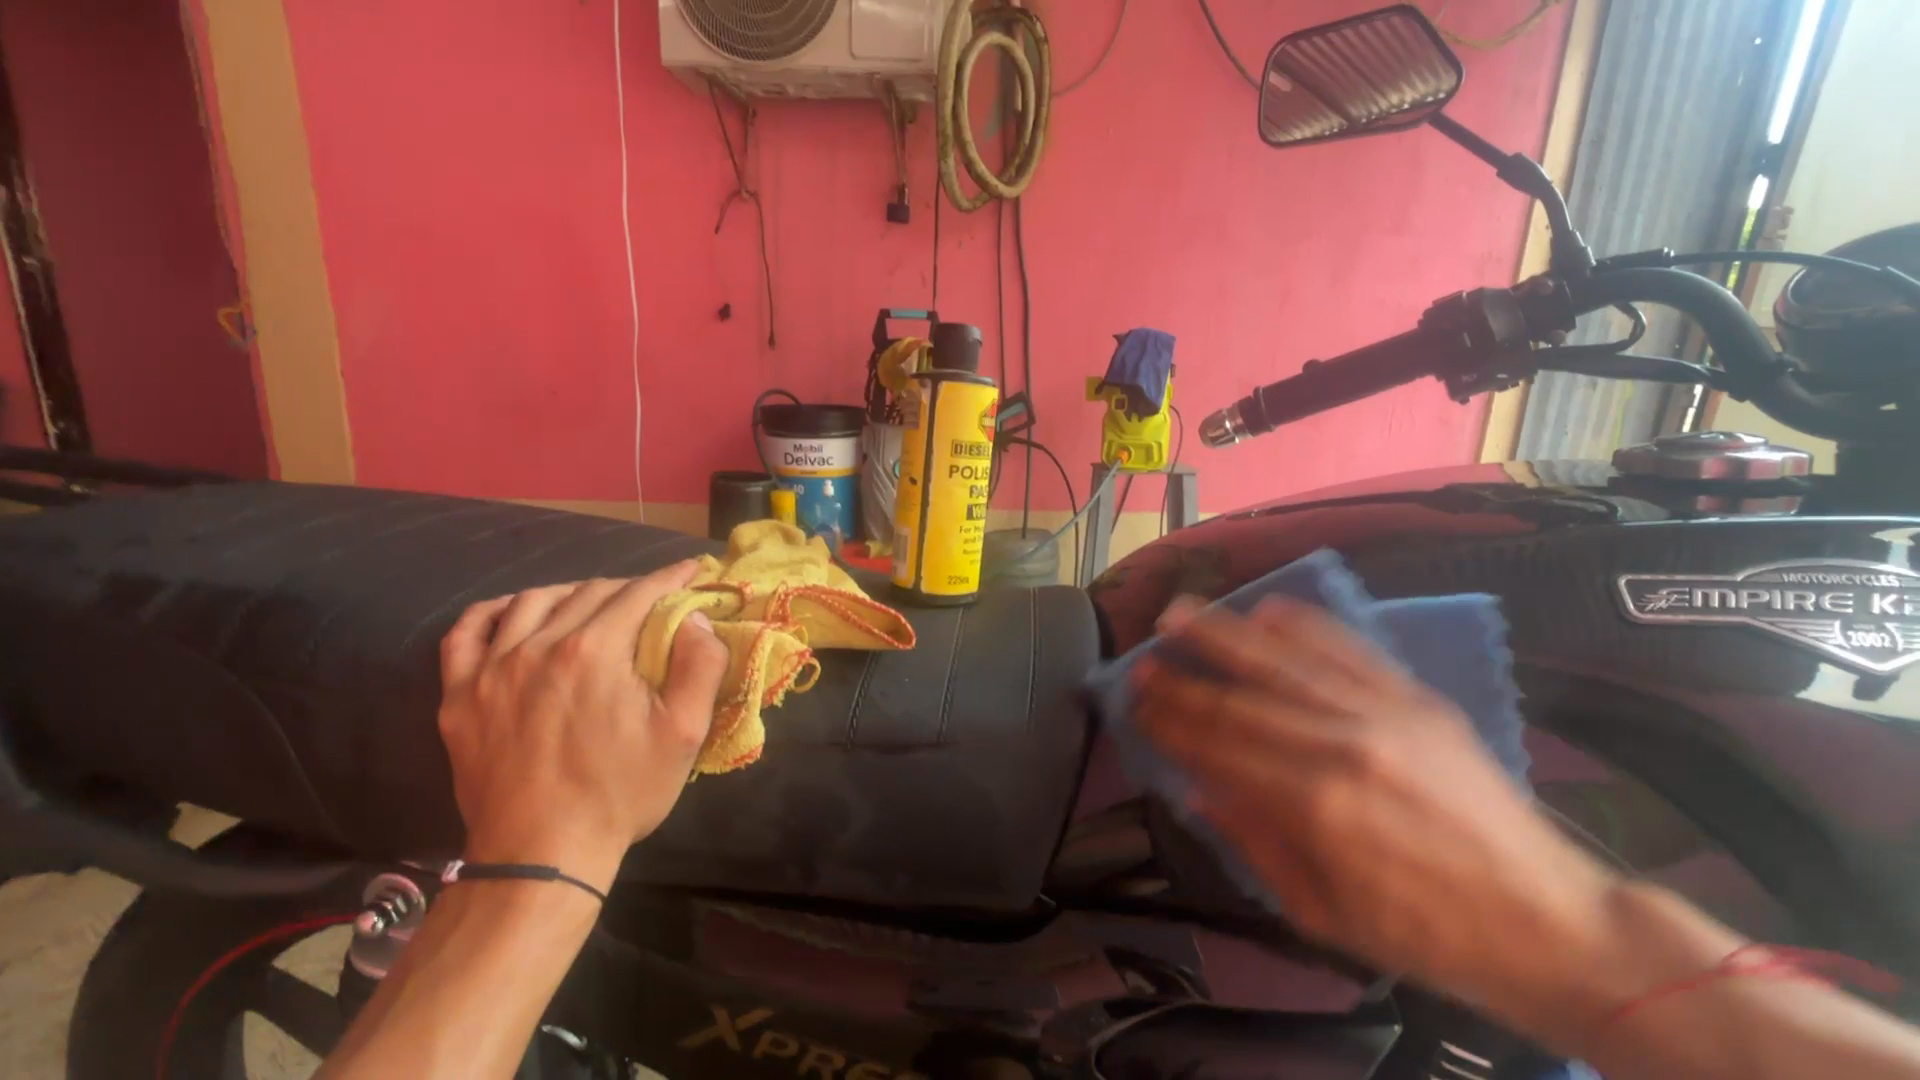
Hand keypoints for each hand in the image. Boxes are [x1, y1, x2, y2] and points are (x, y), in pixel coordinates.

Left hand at [437, 561, 727, 890]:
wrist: (541, 853)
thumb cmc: (620, 793)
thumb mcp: (684, 734)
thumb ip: (700, 666)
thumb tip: (696, 618)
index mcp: (595, 651)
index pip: (637, 593)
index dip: (668, 578)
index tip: (689, 571)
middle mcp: (538, 646)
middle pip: (587, 592)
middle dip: (626, 586)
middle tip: (650, 598)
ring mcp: (491, 669)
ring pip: (530, 601)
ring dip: (568, 592)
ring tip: (590, 604)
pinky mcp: (459, 696)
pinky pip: (466, 633)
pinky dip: (493, 613)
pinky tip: (512, 614)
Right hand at [1135, 596, 1618, 993]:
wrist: (1547, 923)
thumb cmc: (1423, 935)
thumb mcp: (1321, 913)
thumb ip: (1254, 844)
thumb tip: (1199, 791)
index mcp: (1313, 805)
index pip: (1219, 748)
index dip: (1171, 723)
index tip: (1136, 704)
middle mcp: (1342, 744)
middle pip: (1242, 699)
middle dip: (1183, 679)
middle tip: (1142, 660)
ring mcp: (1385, 714)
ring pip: (1288, 660)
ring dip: (1227, 634)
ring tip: (1181, 613)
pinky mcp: (1420, 701)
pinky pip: (1351, 651)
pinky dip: (1306, 626)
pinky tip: (1268, 609)